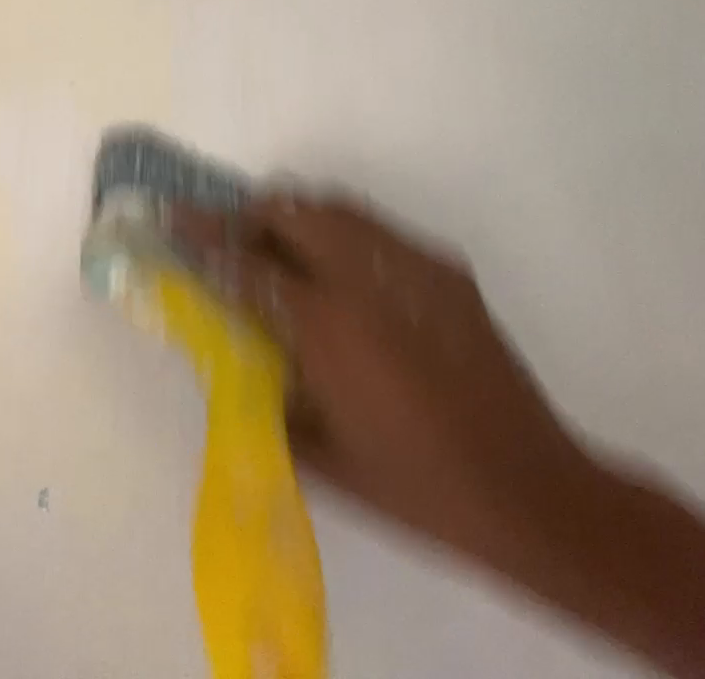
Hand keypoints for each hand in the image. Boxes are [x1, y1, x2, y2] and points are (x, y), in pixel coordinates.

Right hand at [180, 190, 601, 565]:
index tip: (171, 220)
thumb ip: (260, 387)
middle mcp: (370, 282)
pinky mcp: (450, 277)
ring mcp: (418, 272)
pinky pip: (376, 230)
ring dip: (292, 216)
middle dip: (247, 214)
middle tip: (220, 231)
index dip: (203, 237)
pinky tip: (332, 271)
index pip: (249, 261)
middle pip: (295, 212)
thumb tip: (227, 350)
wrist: (533, 494)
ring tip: (269, 243)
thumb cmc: (411, 484)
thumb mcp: (313, 448)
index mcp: (328, 326)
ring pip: (338, 210)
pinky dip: (337, 231)